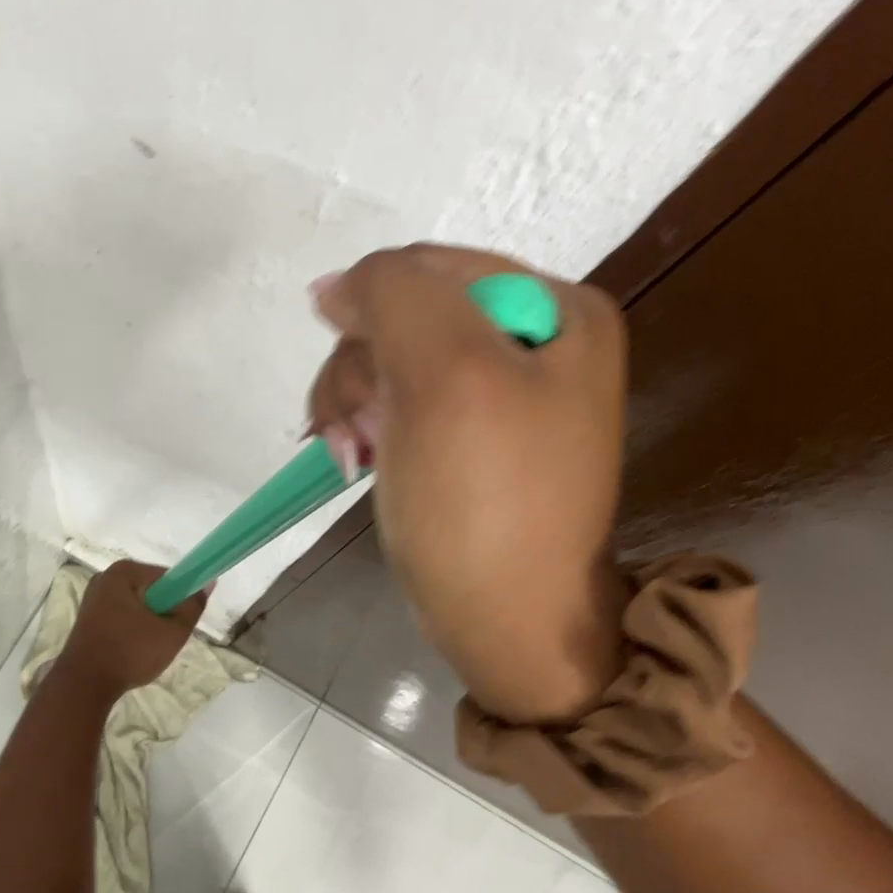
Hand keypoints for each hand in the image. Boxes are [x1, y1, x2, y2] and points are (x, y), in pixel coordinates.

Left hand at [59, 560, 209, 698]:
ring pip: (137, 605)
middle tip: (167, 637)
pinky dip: (132, 629)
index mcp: (124, 572)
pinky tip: (132, 650)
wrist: (83, 686)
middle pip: (152, 590)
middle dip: (164, 611)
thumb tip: (207, 584)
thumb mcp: (172, 632)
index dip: (181, 598)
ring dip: (148, 622)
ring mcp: (93, 598)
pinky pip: (121, 616)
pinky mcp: (87, 617)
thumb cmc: (130, 653)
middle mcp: (105, 578)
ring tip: (149, 647)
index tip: (182, 621)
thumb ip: (193, 606)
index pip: (168, 577)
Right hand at [307, 244, 629, 722]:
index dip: (378, 314)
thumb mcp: (446, 376)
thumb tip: (335, 286)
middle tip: (362, 432)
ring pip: (390, 358)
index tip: (369, 386)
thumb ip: (393, 296)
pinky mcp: (469, 437)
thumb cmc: (485, 504)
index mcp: (557, 308)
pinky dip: (367, 426)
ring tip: (354, 456)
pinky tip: (359, 461)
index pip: (432, 266)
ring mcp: (501, 392)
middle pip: (407, 314)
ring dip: (356, 401)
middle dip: (366, 369)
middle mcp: (536, 339)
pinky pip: (397, 401)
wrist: (511, 626)